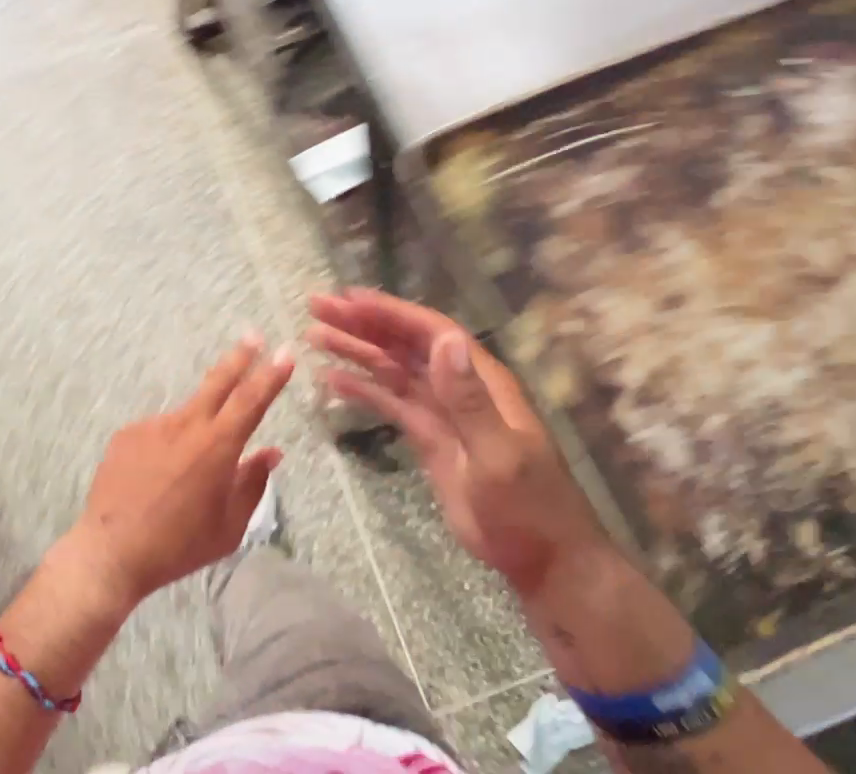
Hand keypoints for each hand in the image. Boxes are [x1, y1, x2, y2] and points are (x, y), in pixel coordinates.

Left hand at [56, 336, 293, 613]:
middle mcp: (185, 426)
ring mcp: (152, 426)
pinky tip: (154, 482)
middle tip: (253, 336)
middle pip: (218, 382)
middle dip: (239, 358)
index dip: (271, 375)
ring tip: (182, 481)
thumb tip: (270, 453)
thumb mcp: (229, 527)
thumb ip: (252, 484)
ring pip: (185, 420)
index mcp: (217, 447)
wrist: (112, 550)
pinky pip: (157, 435)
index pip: (251, 401)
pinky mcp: (126, 434)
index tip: (285, 353)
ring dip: (194, 435)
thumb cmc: (179, 546)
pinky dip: (164, 451)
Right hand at [308, 289, 611, 600]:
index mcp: (481, 380)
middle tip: (318, 307)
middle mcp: (459, 386)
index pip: (430, 332)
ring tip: (314, 336)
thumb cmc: (528, 507)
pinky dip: (363, 389)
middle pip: (405, 344)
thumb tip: (444, 342)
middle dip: (362, 324)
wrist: (541, 558)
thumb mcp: (498, 454)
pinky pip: (391, 403)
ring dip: (356, 350)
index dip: (389, 312)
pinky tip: (332, 379)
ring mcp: (442, 412)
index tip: (348, 299)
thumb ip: (469, 400)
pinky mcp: (429, 438)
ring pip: (393, 370)